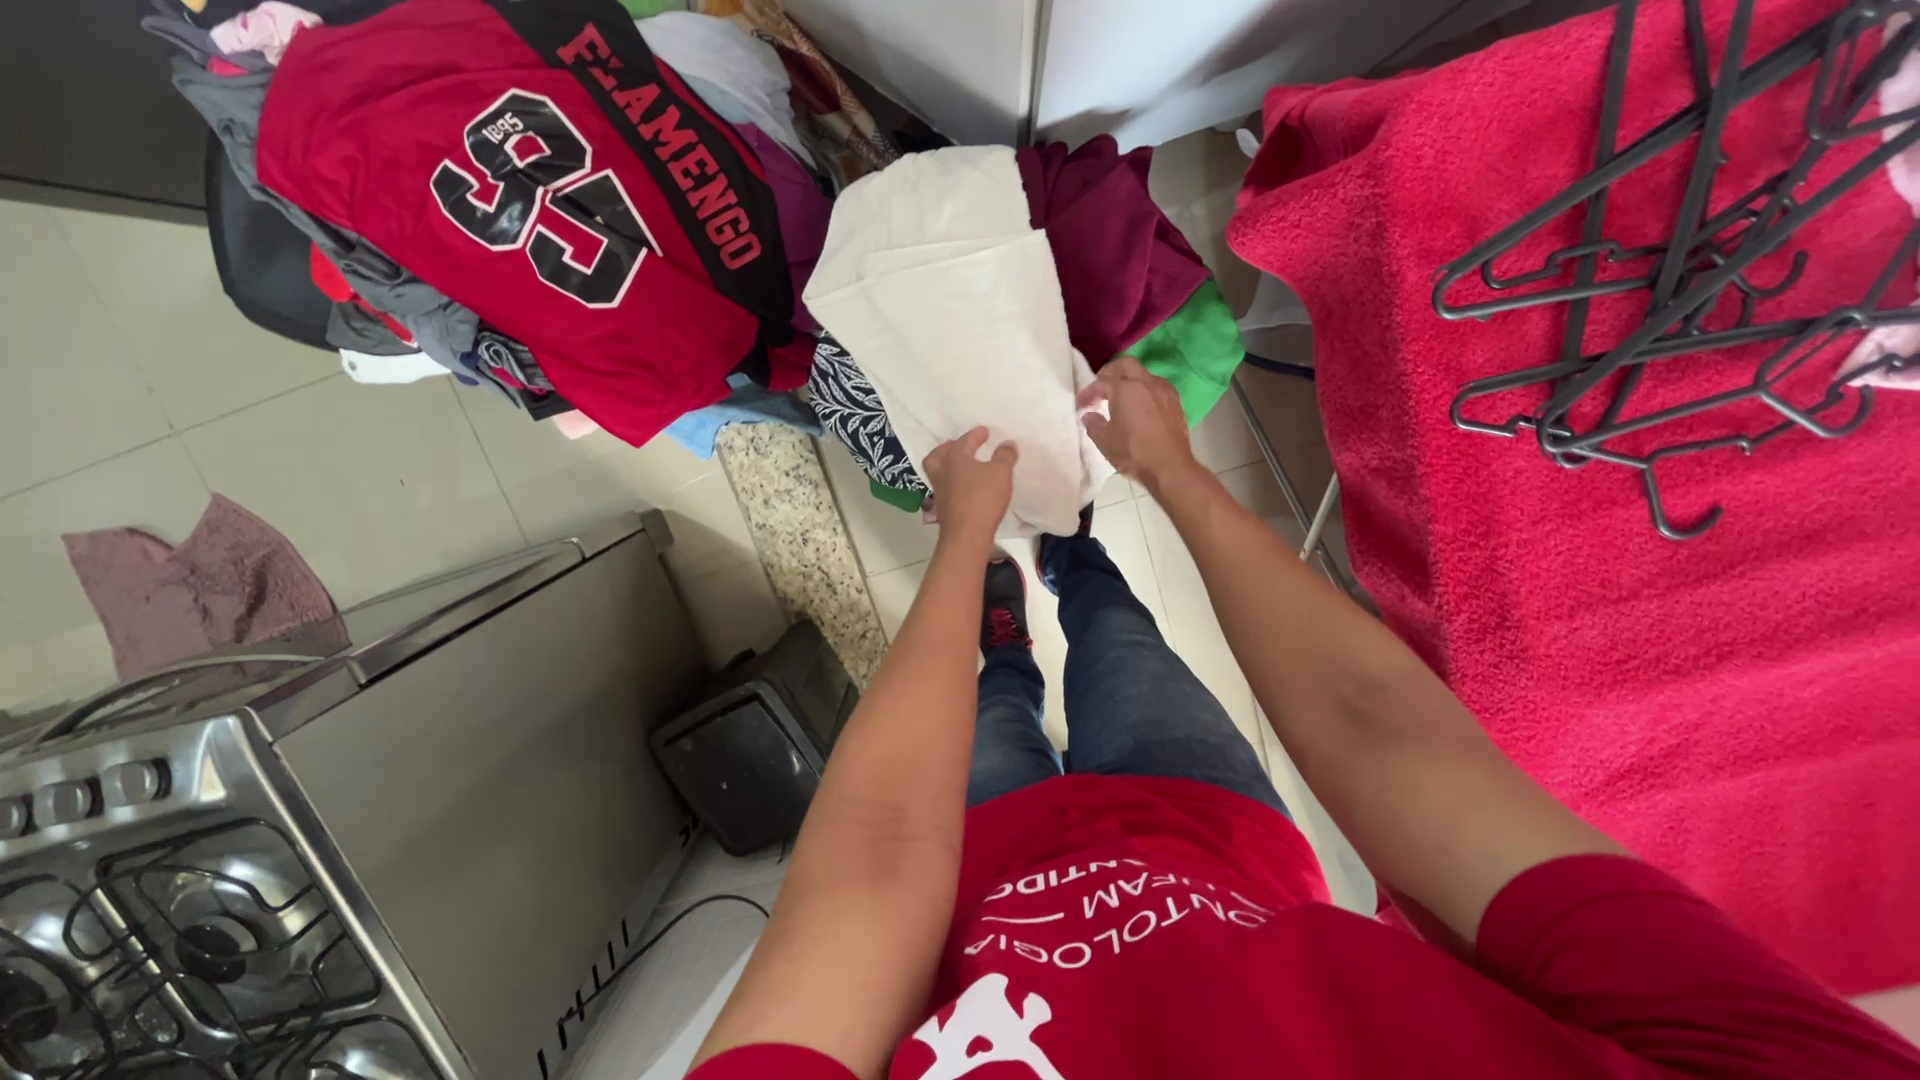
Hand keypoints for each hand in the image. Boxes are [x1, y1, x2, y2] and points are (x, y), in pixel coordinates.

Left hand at [922, 428, 1016, 545]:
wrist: (966, 535)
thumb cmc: (983, 499)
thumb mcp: (1001, 473)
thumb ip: (1005, 456)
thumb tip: (1007, 444)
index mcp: (955, 459)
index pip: (964, 441)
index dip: (975, 435)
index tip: (984, 432)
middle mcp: (942, 473)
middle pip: (937, 456)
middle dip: (947, 449)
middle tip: (957, 446)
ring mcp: (940, 493)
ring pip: (939, 474)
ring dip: (949, 467)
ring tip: (964, 468)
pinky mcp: (943, 510)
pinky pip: (947, 490)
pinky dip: (954, 485)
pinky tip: (966, 489)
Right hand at [1080, 357, 1198, 489]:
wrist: (1170, 466)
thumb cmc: (1134, 452)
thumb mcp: (1105, 441)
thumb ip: (1094, 424)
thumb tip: (1089, 416)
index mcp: (1125, 389)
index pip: (1102, 382)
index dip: (1089, 391)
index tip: (1082, 403)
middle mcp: (1146, 383)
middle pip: (1127, 364)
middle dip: (1112, 372)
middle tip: (1103, 387)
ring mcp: (1164, 391)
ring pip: (1144, 374)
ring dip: (1131, 380)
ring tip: (1123, 397)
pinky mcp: (1176, 402)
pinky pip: (1157, 387)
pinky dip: (1146, 391)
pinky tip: (1142, 407)